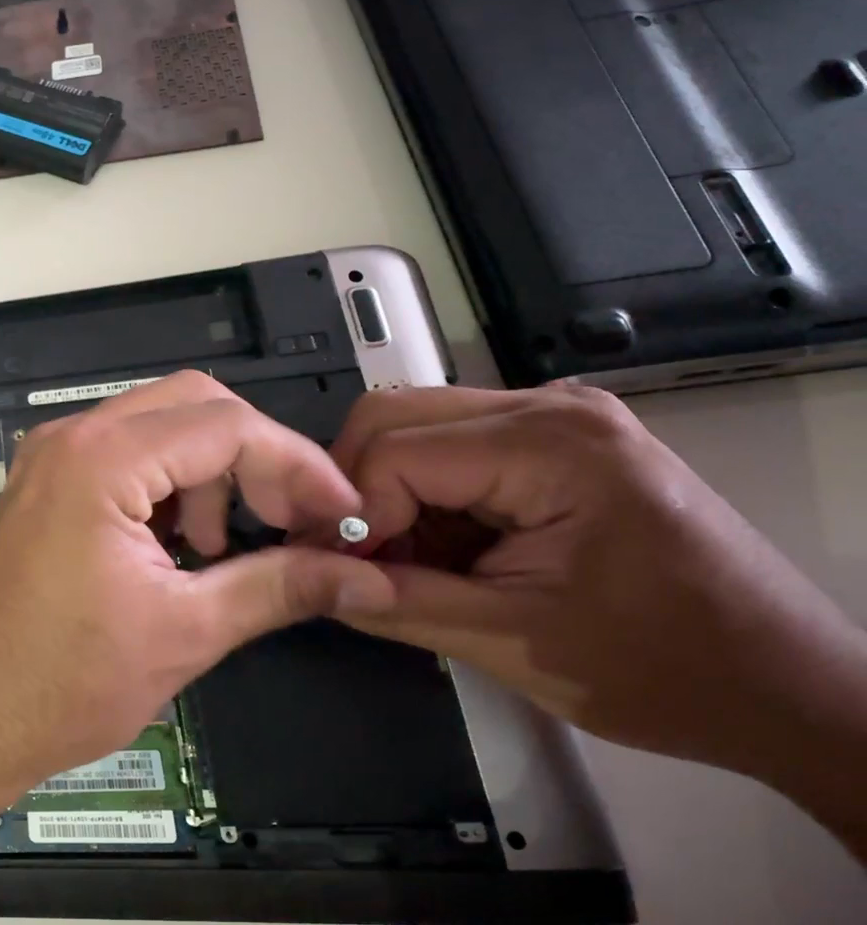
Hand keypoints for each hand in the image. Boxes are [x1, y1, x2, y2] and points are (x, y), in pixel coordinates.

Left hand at [0, 371, 395, 807]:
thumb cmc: (66, 682)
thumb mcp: (187, 631)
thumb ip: (281, 587)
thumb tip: (368, 577)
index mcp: (99, 461)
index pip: (225, 425)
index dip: (296, 465)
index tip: (341, 515)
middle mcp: (68, 439)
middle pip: (190, 405)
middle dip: (253, 456)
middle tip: (291, 520)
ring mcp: (46, 459)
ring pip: (154, 426)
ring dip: (207, 470)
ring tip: (225, 546)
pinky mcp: (40, 485)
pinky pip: (118, 455)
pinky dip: (164, 483)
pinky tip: (181, 544)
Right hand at [327, 386, 866, 800]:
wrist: (790, 690)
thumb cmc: (668, 670)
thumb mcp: (514, 642)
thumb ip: (397, 601)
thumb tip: (306, 580)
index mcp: (551, 445)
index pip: (393, 451)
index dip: (349, 515)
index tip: (336, 575)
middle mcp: (549, 407)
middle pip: (391, 417)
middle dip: (353, 490)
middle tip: (348, 559)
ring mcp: (555, 418)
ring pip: (411, 427)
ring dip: (384, 494)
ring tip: (394, 562)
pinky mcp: (553, 442)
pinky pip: (448, 447)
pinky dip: (420, 497)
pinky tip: (436, 550)